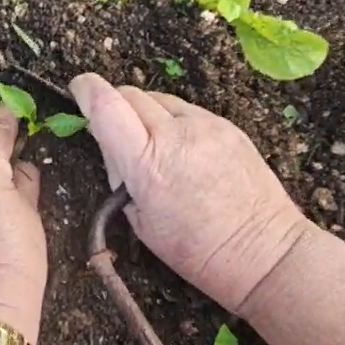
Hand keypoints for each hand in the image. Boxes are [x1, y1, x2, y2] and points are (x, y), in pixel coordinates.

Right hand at [69, 74, 309, 315]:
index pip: (106, 105)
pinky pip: (186, 110)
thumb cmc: (197, 250)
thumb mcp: (140, 219)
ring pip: (158, 99)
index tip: (78, 90)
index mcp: (147, 164)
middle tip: (120, 137)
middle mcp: (175, 135)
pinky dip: (174, 122)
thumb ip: (120, 172)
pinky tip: (184, 151)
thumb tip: (108, 140)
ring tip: (156, 147)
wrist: (266, 254)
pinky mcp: (227, 126)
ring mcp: (205, 126)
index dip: (85, 89)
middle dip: (114, 106)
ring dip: (146, 113)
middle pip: (129, 94)